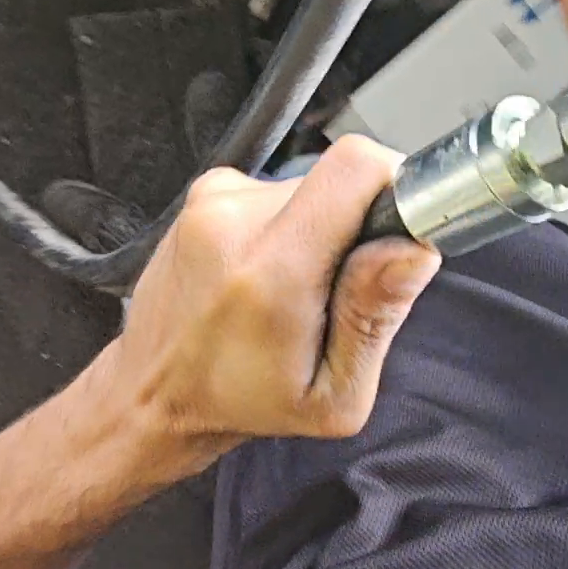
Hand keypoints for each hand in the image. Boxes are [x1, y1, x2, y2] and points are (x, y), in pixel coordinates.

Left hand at [85, 135, 440, 448]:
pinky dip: (286, 227)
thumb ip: (375, 317)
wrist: (153, 390)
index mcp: (272, 269)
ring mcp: (212, 199)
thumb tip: (413, 248)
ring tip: (291, 289)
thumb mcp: (332, 397)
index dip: (396, 186)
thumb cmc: (239, 401)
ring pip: (310, 188)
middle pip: (339, 182)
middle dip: (356, 228)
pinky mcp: (205, 194)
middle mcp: (234, 218)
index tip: (398, 231)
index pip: (357, 167)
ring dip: (318, 231)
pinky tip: (263, 273)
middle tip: (334, 291)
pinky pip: (277, 192)